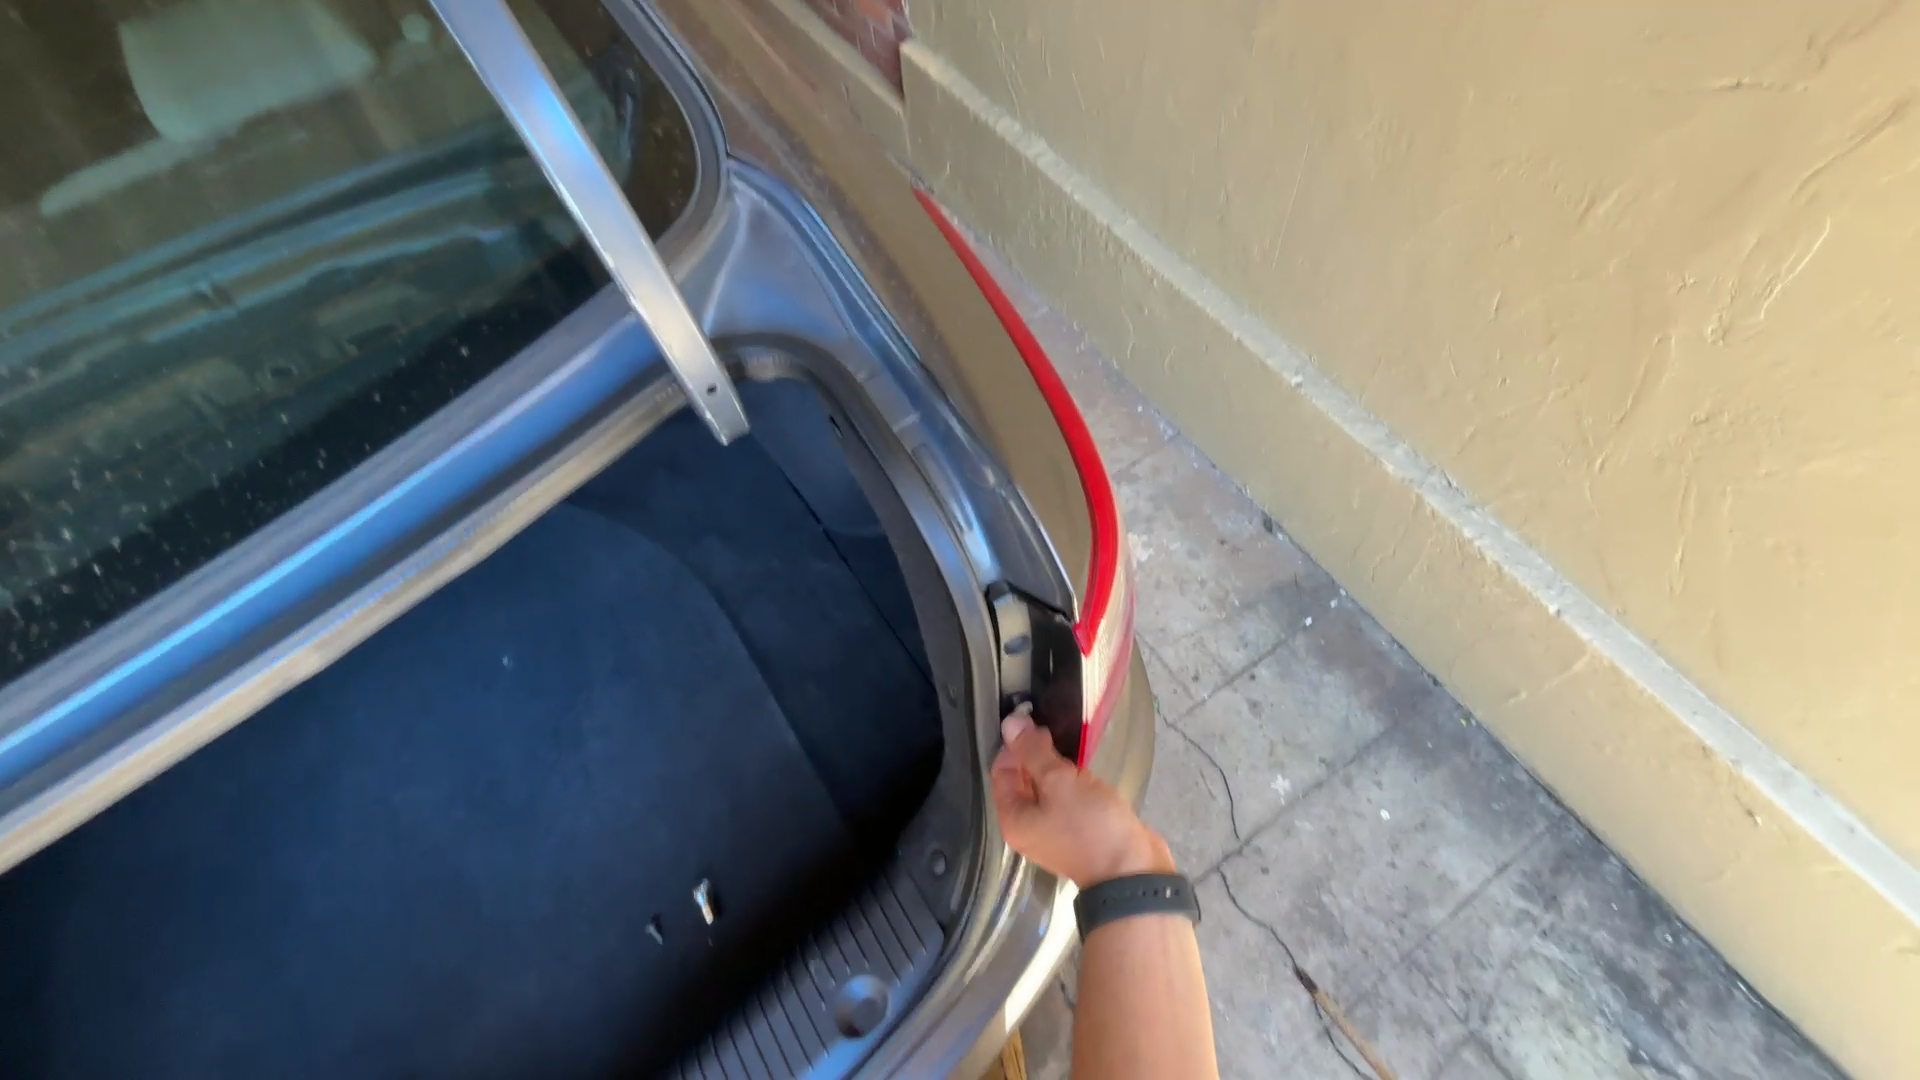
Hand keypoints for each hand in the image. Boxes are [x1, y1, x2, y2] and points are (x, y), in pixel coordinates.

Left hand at [990, 706, 1173, 887]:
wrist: (1133, 872)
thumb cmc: (1090, 825)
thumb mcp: (1058, 781)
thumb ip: (1032, 750)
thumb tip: (1009, 723)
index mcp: (1013, 818)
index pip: (1002, 770)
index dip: (1015, 743)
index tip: (1036, 722)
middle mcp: (1028, 826)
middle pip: (1023, 778)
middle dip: (1036, 752)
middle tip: (1055, 729)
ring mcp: (1054, 829)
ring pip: (1047, 786)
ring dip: (1056, 764)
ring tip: (1072, 742)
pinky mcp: (1078, 828)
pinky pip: (1067, 797)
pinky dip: (1072, 779)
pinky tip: (1085, 763)